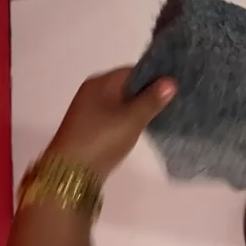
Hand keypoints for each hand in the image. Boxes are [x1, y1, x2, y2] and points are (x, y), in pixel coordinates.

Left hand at [45, 67, 176, 175]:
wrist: (70, 174)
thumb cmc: (101, 139)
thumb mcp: (132, 119)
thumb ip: (152, 99)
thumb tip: (171, 81)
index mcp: (100, 82)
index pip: (133, 71)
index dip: (154, 77)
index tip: (175, 87)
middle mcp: (92, 91)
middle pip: (127, 86)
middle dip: (148, 93)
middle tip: (173, 101)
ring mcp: (89, 110)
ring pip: (121, 102)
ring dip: (138, 108)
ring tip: (162, 115)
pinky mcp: (89, 127)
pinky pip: (114, 116)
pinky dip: (128, 119)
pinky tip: (142, 128)